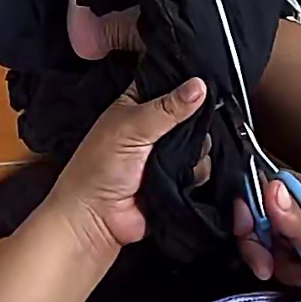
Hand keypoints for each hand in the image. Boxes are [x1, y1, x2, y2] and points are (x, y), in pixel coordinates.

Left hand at [41, 77, 205, 258]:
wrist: (95, 219)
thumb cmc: (98, 169)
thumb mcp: (132, 128)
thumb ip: (168, 107)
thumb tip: (198, 85)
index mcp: (137, 105)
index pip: (168, 83)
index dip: (186, 81)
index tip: (205, 81)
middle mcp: (155, 127)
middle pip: (191, 114)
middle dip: (197, 120)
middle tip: (194, 125)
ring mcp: (167, 153)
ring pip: (200, 142)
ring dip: (197, 149)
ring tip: (181, 158)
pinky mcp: (177, 177)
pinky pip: (201, 168)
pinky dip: (197, 171)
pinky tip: (184, 175)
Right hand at [234, 174, 300, 301]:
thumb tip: (269, 187)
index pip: (268, 183)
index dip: (251, 205)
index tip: (250, 234)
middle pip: (264, 215)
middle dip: (257, 242)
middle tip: (265, 268)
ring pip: (273, 243)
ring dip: (278, 264)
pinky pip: (287, 265)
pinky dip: (292, 277)